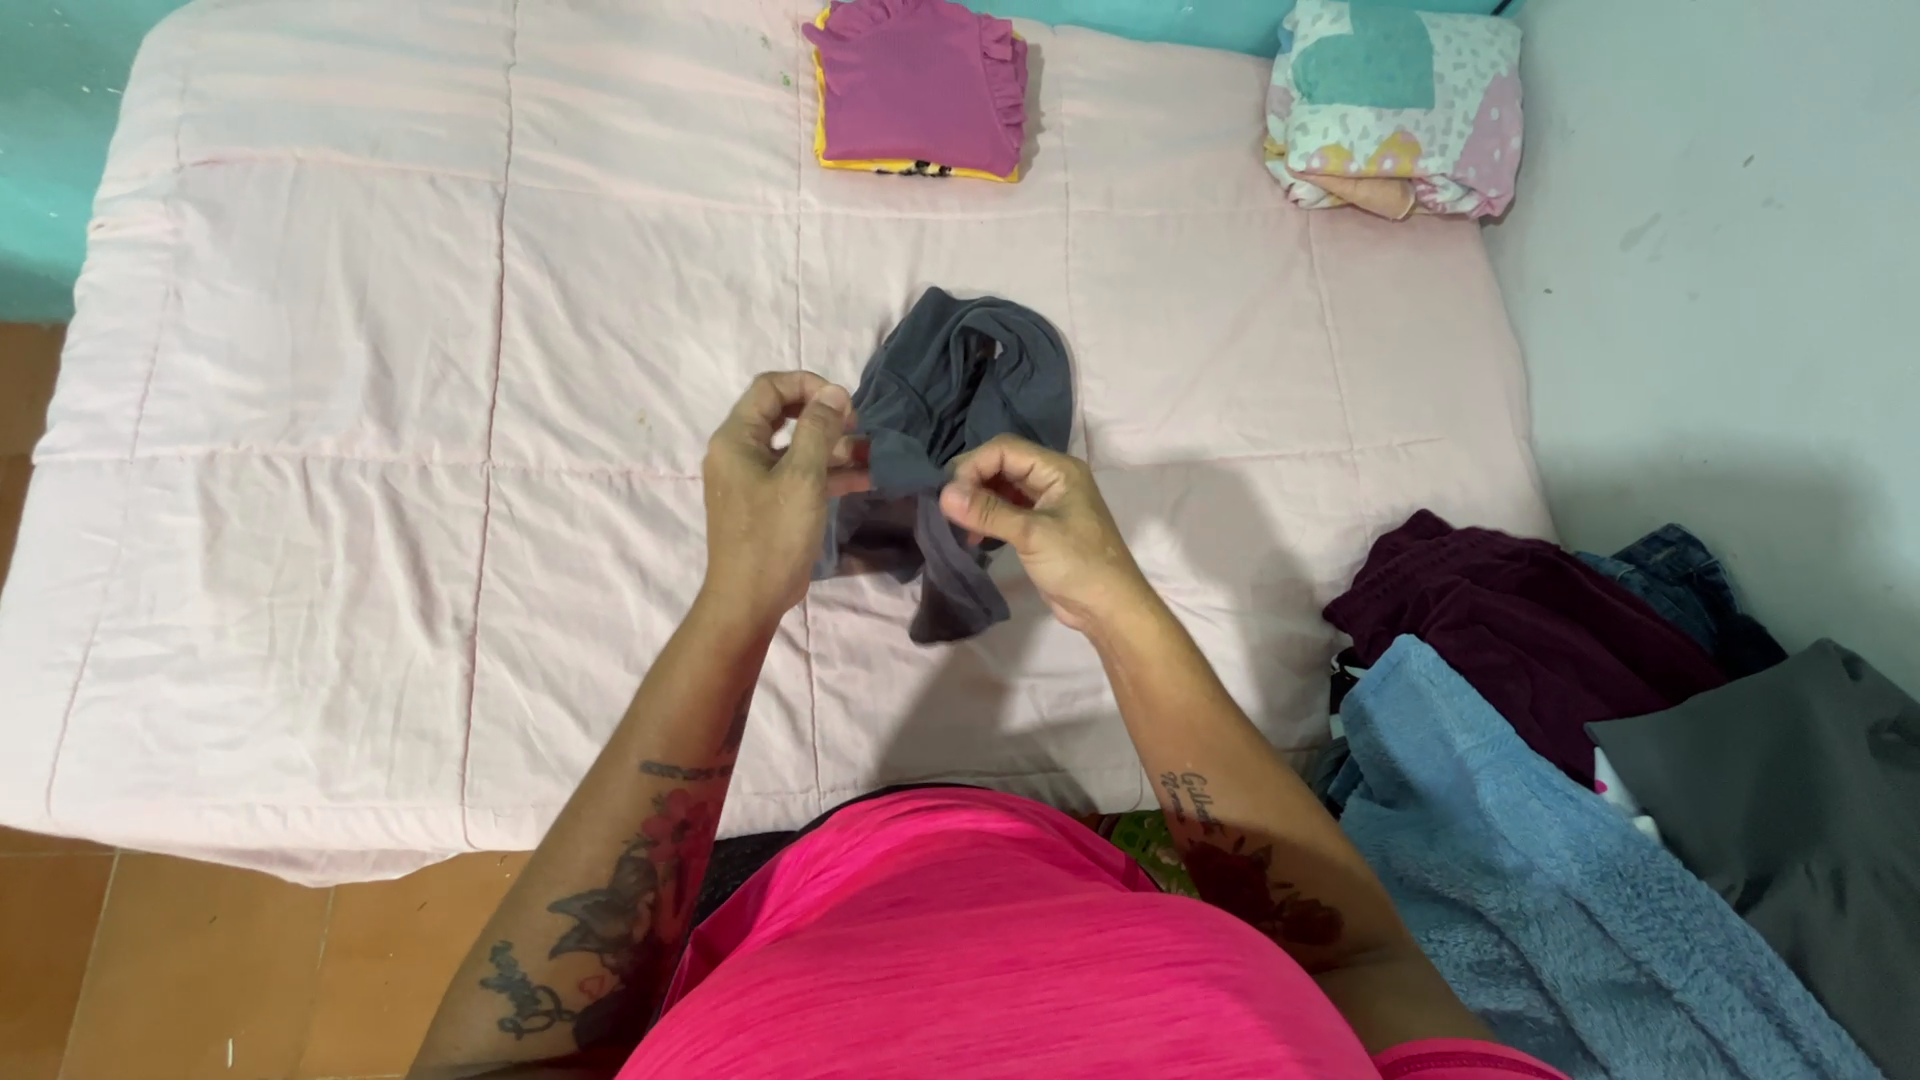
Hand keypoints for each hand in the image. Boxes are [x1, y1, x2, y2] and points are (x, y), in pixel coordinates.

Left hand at [700, 371, 866, 627]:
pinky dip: (828, 473)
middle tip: (857, 426)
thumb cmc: (773, 536)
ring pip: (796, 448)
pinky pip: (800, 476)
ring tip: (872, 454)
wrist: (749, 599)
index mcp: (736, 438)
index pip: (770, 387)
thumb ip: (819, 430)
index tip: (844, 404)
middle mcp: (740, 453)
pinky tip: (865, 477)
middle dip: (825, 417)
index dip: (809, 385)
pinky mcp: (769, 503)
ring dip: (833, 447)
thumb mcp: (802, 478)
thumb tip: (834, 393)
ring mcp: (754, 480)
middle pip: (784, 415)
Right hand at [939, 435, 1154, 632]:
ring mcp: (1046, 502)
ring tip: (958, 523)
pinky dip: (988, 517)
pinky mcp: (1040, 526)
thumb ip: (989, 512)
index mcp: (1058, 469)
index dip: (973, 465)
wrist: (1108, 607)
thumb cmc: (1078, 564)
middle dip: (973, 481)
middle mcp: (1052, 478)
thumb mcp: (1032, 535)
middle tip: (948, 507)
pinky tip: (974, 536)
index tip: (950, 494)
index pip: (1005, 449)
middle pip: (1002, 464)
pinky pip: (1007, 509)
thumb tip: (944, 495)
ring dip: (978, 501)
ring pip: (1002, 487)